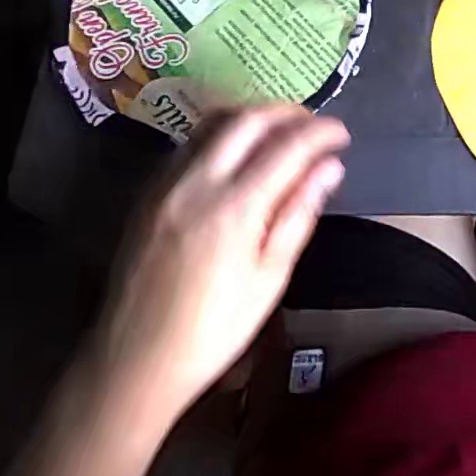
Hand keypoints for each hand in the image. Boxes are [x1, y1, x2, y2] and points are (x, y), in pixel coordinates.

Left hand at [89, 105, 348, 415]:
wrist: (133, 363)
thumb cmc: (215, 329)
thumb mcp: (270, 277)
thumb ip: (299, 213)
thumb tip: (330, 167)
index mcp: (234, 209)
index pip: (287, 147)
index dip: (321, 132)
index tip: (342, 133)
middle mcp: (197, 183)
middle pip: (248, 119)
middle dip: (288, 112)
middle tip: (314, 126)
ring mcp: (167, 183)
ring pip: (214, 122)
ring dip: (253, 116)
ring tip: (280, 131)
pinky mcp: (149, 191)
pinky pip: (191, 142)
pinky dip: (223, 134)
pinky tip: (238, 154)